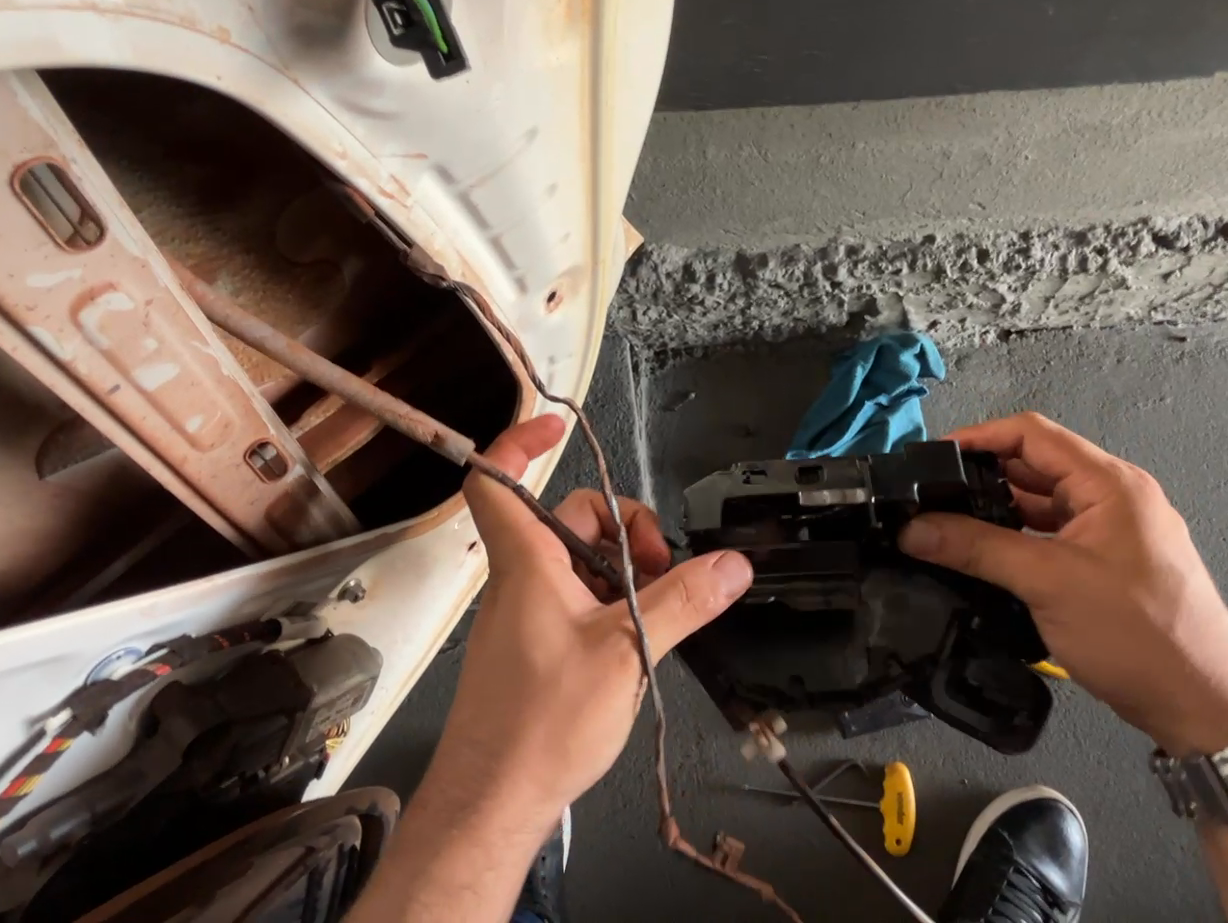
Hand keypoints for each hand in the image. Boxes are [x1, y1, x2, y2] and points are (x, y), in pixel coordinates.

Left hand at [428, 414, 752, 824]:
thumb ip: (684, 602)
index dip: (520, 441)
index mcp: (526, 562)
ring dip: (626, 572)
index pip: (498, 481)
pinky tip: (640, 637)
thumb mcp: (627, 652)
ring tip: (659, 611)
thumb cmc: (542, 724)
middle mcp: (523, 578)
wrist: (493, 804)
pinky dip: (614, 602)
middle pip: (571, 517)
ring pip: (581, 560)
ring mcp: (529, 612)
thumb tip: (735, 563)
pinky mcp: (538, 644)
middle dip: (624, 528)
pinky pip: (579, 597)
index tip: (561, 424)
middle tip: (663, 570)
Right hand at [898, 412, 1227, 754]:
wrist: (1207, 710)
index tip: (929, 458)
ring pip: (1038, 504)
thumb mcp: (1048, 583)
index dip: (977, 436)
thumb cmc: (1136, 634)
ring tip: (940, 525)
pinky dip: (1012, 539)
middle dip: (978, 476)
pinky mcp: (1105, 564)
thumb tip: (910, 529)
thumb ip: (976, 548)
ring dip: (993, 511)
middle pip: (1033, 466)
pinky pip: (1048, 535)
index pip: (1032, 434)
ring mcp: (1110, 532)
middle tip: (925, 496)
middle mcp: (1112, 497)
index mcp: (1110, 483)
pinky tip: (978, 556)